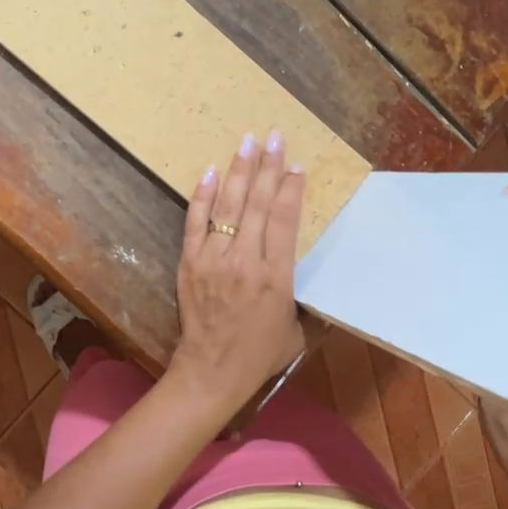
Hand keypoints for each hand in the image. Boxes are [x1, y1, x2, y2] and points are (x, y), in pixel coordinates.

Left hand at [170, 131, 306, 411]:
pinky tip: (211, 171)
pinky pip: (196, 221)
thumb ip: (305, 299)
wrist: (211, 371)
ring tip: (248, 142)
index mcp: (276, 276)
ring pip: (229, 205)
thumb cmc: (259, 354)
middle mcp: (246, 260)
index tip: (296, 164)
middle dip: (269, 167)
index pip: (285, 220)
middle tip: (275, 136)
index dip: (291, 188)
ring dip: (240, 171)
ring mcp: (214, 259)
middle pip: (259, 204)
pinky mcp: (190, 262)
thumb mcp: (297, 330)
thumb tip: (317, 279)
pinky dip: (203, 195)